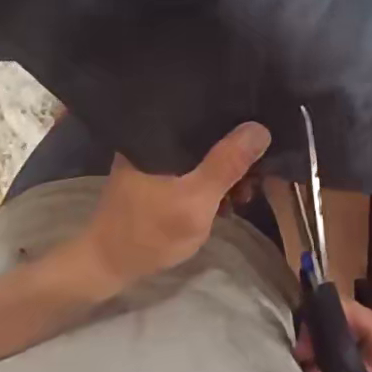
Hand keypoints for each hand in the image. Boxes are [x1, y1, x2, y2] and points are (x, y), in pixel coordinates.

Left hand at [68, 122, 271, 293]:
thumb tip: (260, 128)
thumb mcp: (195, 201)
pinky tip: (226, 198)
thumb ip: (226, 165)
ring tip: (243, 193)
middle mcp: (154, 136)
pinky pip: (192, 168)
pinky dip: (210, 180)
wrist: (108, 264)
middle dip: (234, 152)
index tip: (262, 135)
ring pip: (201, 153)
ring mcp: (154, 156)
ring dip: (224, 171)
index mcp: (158, 132)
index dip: (235, 117)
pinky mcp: (156, 174)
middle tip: (255, 178)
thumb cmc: (150, 232)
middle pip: (205, 131)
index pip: (203, 107)